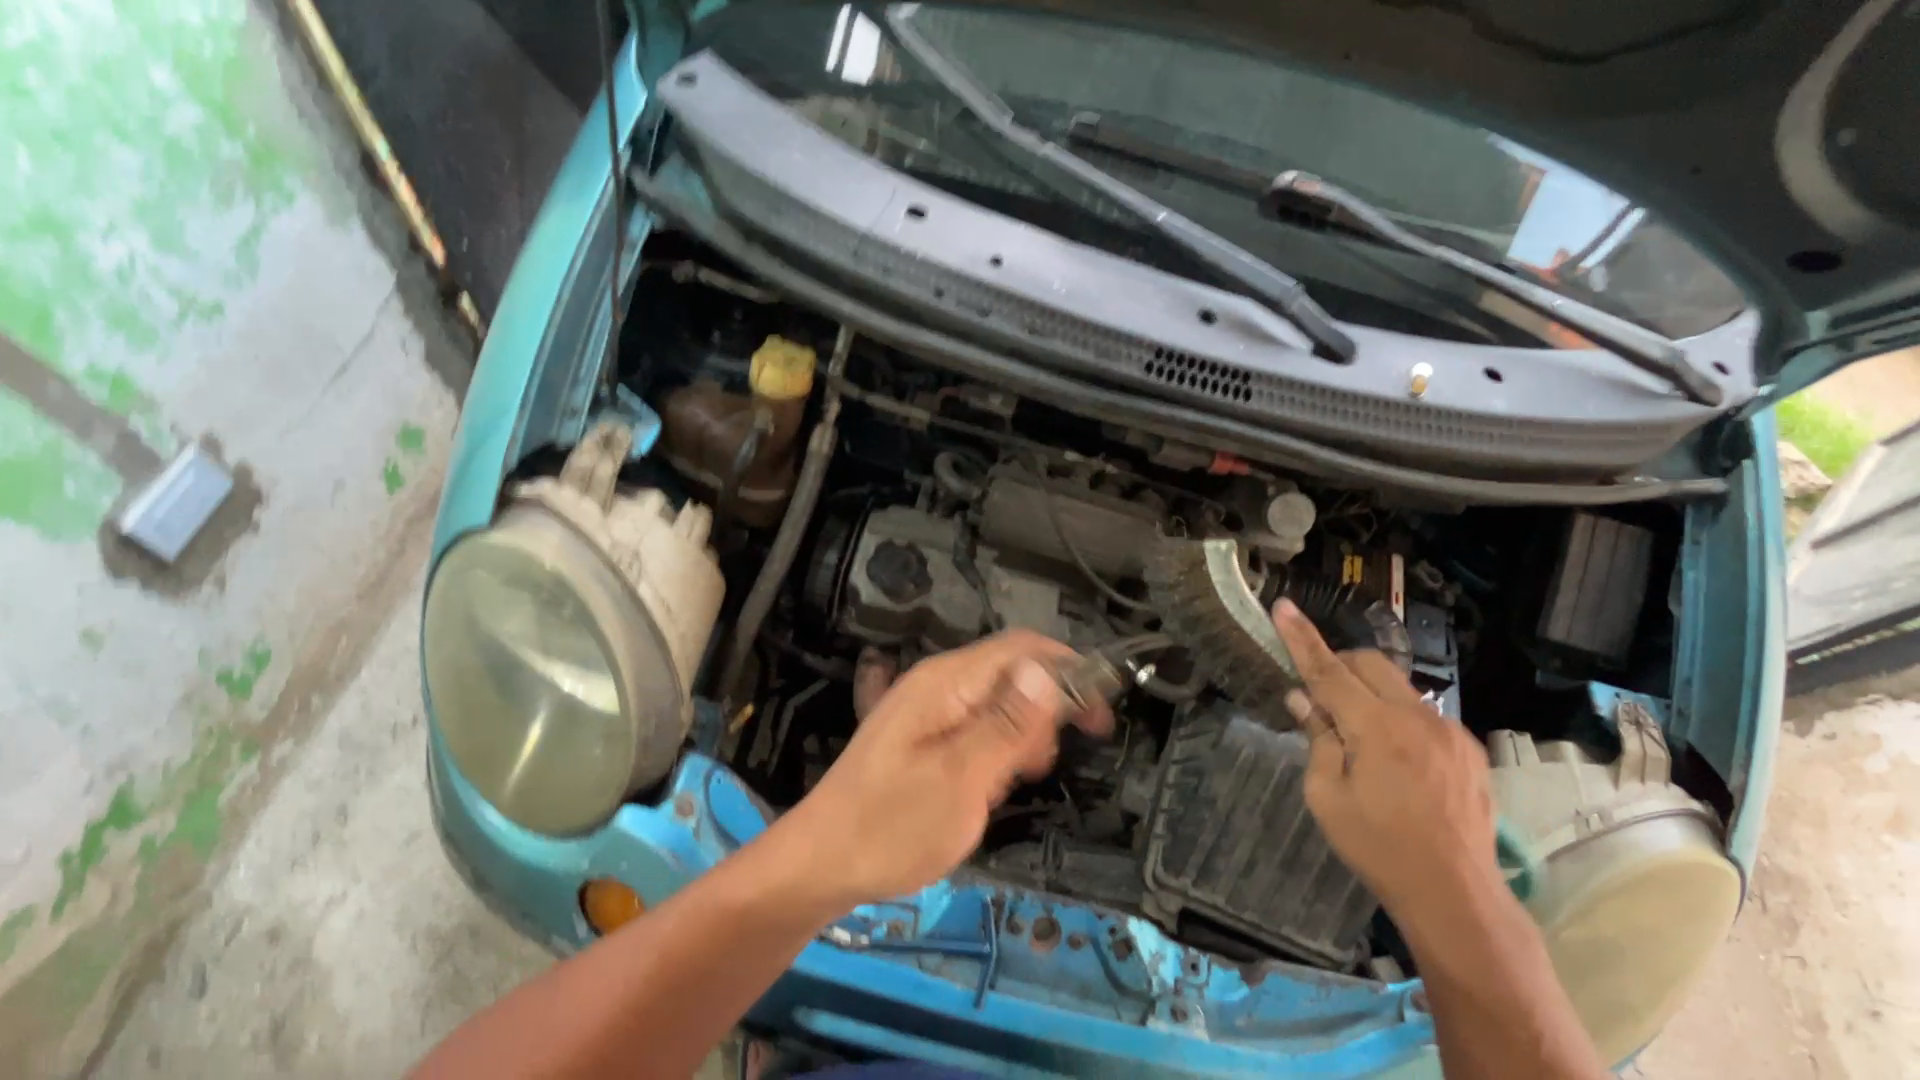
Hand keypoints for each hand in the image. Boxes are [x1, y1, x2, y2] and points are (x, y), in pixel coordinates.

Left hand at [771, 630, 1110, 909]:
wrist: (820, 865)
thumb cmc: (890, 827)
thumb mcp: (960, 780)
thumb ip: (1007, 724)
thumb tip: (1048, 669)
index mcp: (946, 683)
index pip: (1023, 648)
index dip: (1070, 670)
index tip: (1102, 716)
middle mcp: (938, 685)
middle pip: (1014, 674)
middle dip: (1044, 713)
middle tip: (1042, 768)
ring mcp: (928, 712)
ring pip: (999, 706)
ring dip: (1019, 741)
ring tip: (1006, 786)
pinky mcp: (924, 740)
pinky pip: (976, 732)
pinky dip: (994, 756)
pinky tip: (983, 792)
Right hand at [1273, 600, 1503, 919]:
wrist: (1455, 892)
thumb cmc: (1378, 848)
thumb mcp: (1327, 798)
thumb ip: (1316, 740)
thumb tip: (1305, 699)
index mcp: (1376, 729)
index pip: (1328, 671)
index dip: (1301, 638)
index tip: (1282, 606)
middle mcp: (1417, 717)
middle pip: (1369, 663)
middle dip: (1339, 665)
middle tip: (1319, 695)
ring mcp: (1449, 730)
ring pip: (1398, 686)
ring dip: (1369, 693)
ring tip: (1358, 738)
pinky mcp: (1468, 747)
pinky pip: (1423, 713)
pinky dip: (1397, 718)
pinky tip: (1395, 760)